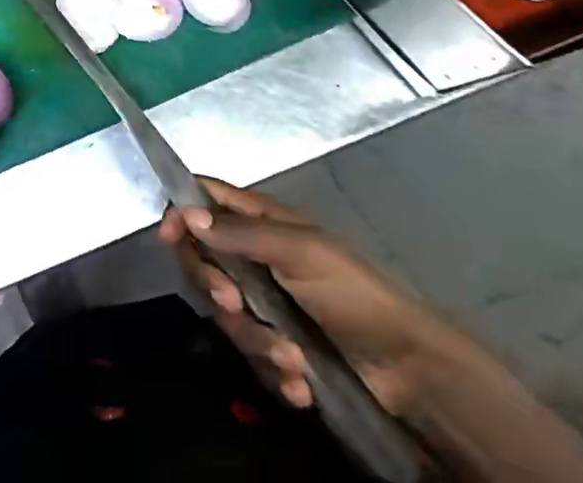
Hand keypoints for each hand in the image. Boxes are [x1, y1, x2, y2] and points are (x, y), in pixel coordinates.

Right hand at [158, 178, 458, 415]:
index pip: (201, 200)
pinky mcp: (269, 341)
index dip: (180, 213)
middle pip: (198, 258)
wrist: (412, 372)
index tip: (170, 238)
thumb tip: (185, 215)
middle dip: (212, 284)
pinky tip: (300, 382)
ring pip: (221, 310)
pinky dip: (272, 368)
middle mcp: (249, 256)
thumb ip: (241, 232)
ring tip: (292, 357)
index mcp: (258, 221)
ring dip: (254, 337)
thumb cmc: (356, 293)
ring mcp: (258, 300)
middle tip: (235, 302)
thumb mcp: (301, 251)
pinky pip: (247, 350)